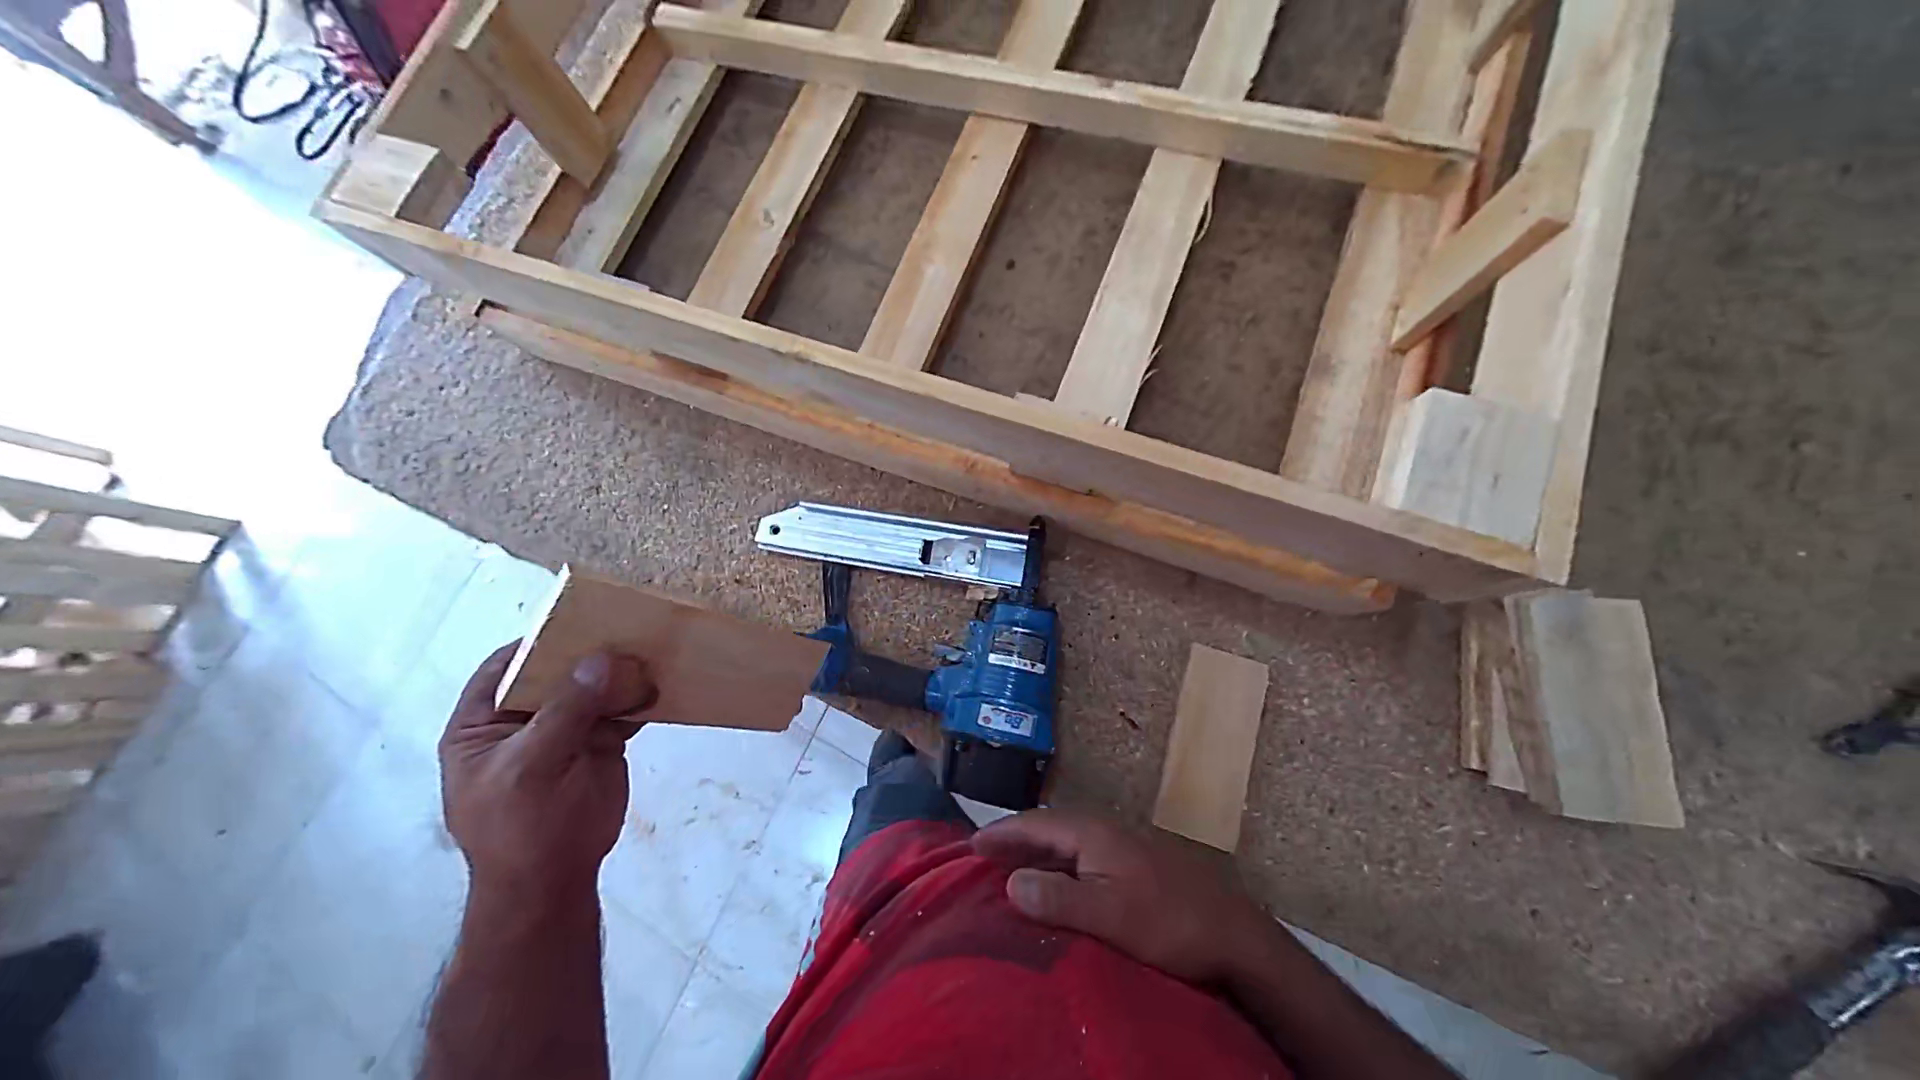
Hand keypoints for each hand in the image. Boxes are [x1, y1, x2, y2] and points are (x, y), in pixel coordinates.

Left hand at [440, 644, 655, 895]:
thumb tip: (602, 659)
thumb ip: (566, 711)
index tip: (581, 617)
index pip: (507, 666)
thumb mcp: (531, 767)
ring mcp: (564, 730)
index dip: (539, 640)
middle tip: (629, 628)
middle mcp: (524, 719)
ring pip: (593, 688)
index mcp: (483, 723)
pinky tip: (660, 685)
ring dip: (620, 673)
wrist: (552, 884)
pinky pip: (620, 709)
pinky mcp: (599, 742)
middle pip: (557, 671)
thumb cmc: (521, 829)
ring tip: (652, 650)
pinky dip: (640, 698)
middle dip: (590, 652)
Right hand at [972, 809, 1278, 984]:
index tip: (969, 845)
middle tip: (981, 859)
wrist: (1233, 934)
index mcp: (1091, 832)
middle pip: (1047, 829)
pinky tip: (1054, 885)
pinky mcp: (1133, 865)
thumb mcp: (1109, 914)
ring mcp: (1120, 845)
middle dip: (1013, 840)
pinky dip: (1057, 866)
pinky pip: (1081, 857)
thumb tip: (1010, 881)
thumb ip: (1058, 897)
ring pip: (1065, 843)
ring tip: (1007, 871)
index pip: (1034, 824)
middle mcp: (1103, 829)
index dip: (1000, 833)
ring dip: (1035, 853)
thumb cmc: (1167, 921)